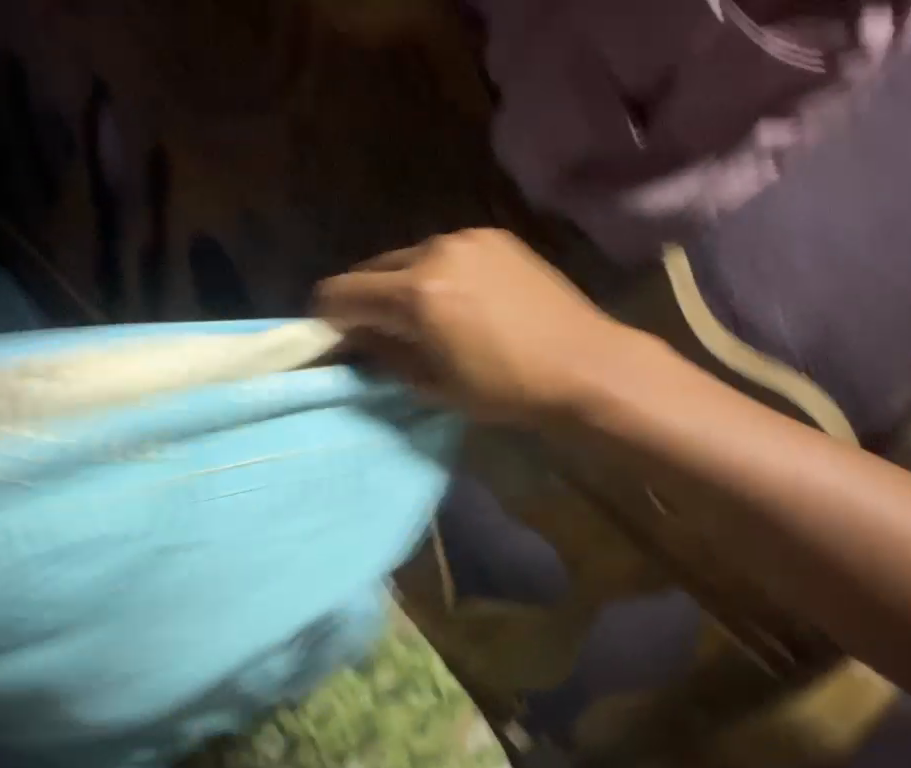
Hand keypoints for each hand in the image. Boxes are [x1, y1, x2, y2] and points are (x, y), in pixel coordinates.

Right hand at [313, 229, 659, 423]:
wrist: (584, 366)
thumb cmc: (503, 388)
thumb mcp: (431, 384)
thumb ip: (382, 353)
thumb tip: (354, 338)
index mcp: (415, 292)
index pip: (341, 292)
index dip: (327, 317)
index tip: (333, 340)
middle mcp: (435, 250)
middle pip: (371, 269)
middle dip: (364, 300)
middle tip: (376, 334)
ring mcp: (469, 238)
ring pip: (408, 258)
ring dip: (400, 285)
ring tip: (423, 321)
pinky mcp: (495, 237)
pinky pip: (444, 252)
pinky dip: (435, 274)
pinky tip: (459, 304)